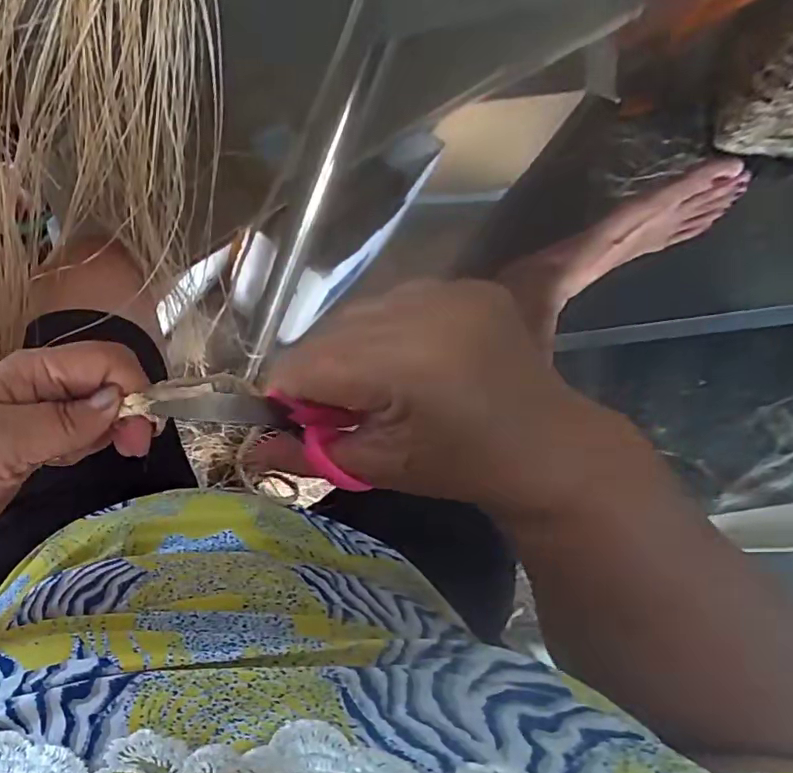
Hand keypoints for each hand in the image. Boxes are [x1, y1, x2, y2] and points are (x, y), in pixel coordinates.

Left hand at [0, 340, 154, 578]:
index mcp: (33, 369)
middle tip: (130, 451)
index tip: (139, 433)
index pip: (102, 360)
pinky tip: (65, 463)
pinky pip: (82, 435)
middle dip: (125, 412)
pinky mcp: (43, 442)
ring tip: (73, 459)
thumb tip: (119, 400)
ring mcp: (43, 414)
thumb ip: (63, 420)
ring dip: (104, 433)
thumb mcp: (7, 440)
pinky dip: (86, 447)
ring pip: (98, 412)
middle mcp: (42, 384)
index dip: (131, 389)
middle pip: (106, 383)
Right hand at [252, 280, 649, 518]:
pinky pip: (384, 302)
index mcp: (400, 363)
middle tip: (337, 411)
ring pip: (347, 317)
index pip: (298, 366)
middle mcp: (420, 311)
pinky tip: (399, 360)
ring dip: (340, 352)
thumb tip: (247, 448)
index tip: (295, 423)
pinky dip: (373, 333)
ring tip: (371, 386)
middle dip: (311, 376)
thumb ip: (301, 454)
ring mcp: (444, 290)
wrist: (546, 444)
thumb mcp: (369, 467)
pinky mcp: (459, 284)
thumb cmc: (454, 466)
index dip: (283, 397)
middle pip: (319, 338)